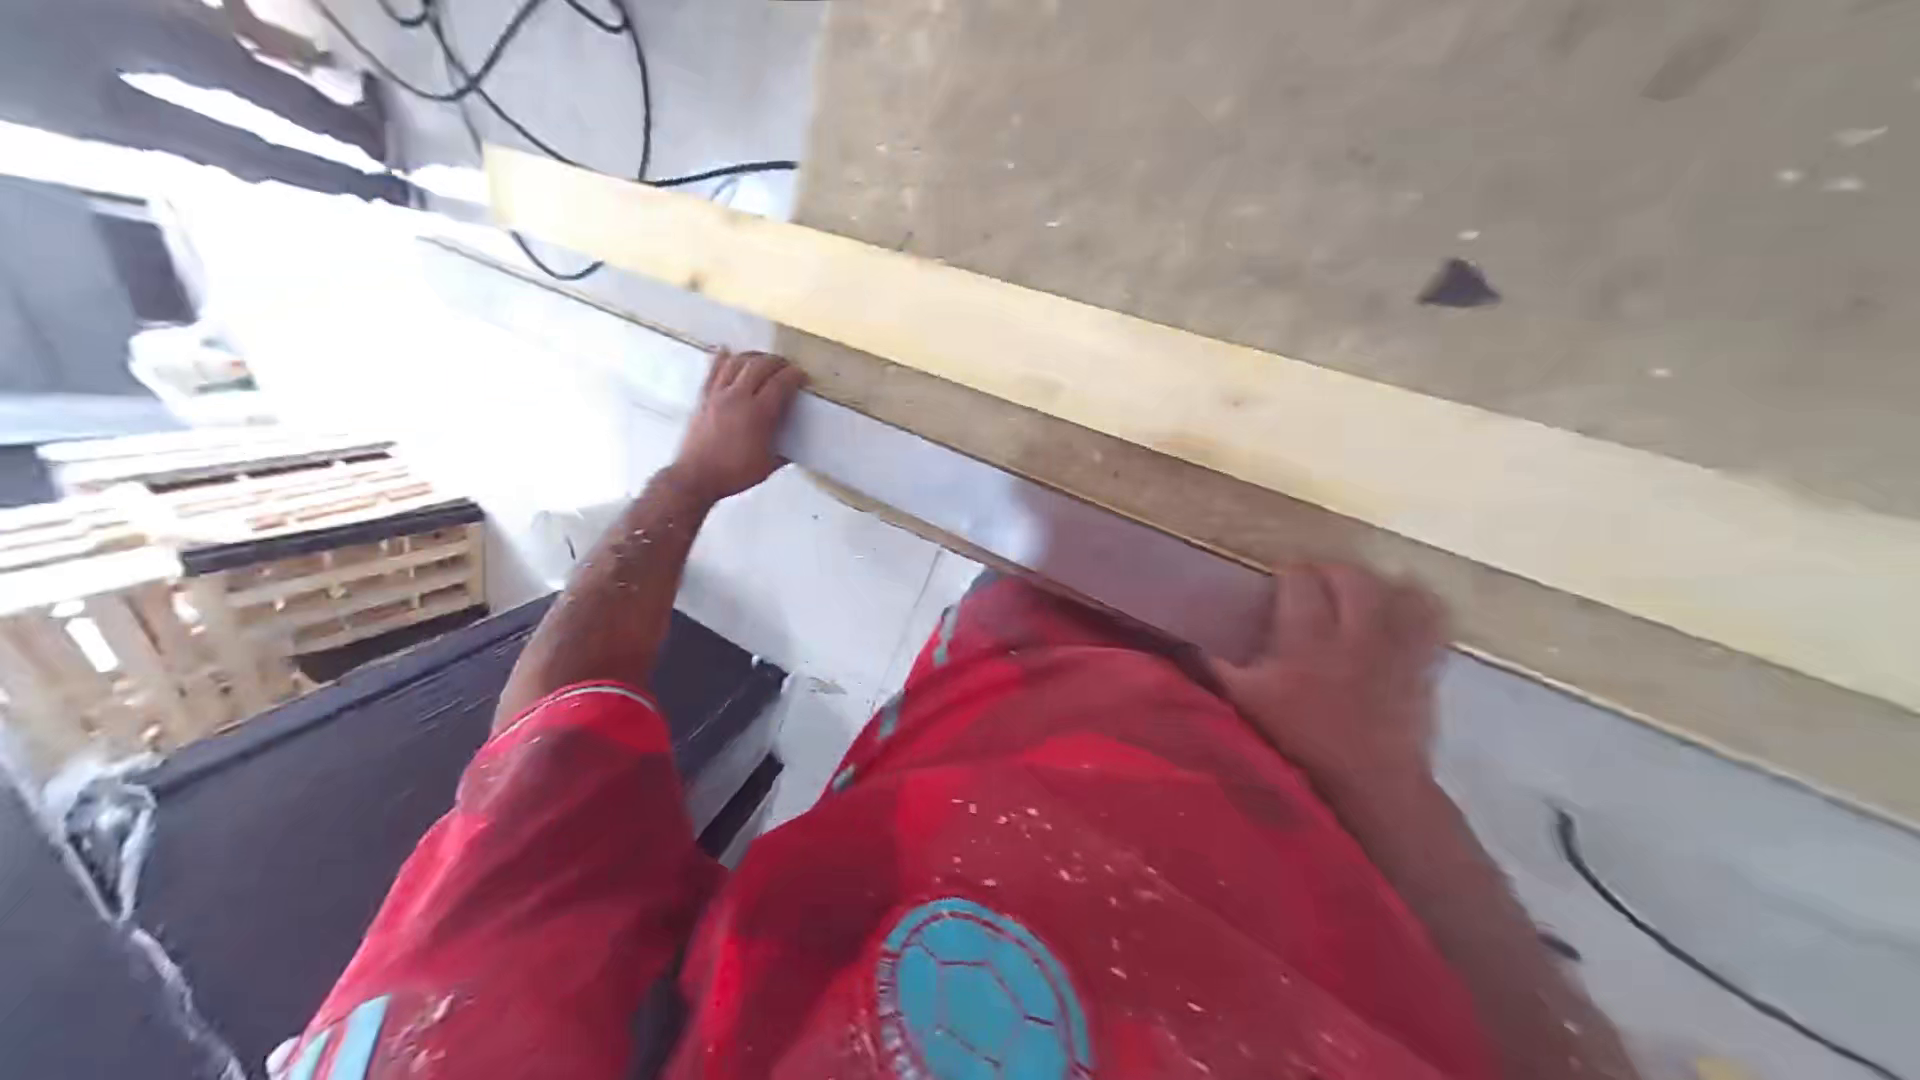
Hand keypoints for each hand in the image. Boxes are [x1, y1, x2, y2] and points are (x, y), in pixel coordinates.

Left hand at [668, 350, 806, 501]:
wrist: (696, 476)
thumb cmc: (733, 474)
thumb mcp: (768, 465)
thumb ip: (784, 451)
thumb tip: (793, 446)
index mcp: (758, 414)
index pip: (780, 383)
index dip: (794, 375)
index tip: (801, 375)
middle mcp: (738, 397)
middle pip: (759, 365)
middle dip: (776, 361)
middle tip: (785, 365)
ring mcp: (718, 395)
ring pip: (737, 362)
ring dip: (752, 356)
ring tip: (762, 358)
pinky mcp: (703, 397)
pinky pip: (713, 370)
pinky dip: (721, 357)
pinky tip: (726, 351)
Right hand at [1207, 562, 1445, 789]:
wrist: (1368, 780)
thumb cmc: (1301, 739)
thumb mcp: (1247, 703)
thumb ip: (1216, 668)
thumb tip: (1184, 643)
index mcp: (1306, 637)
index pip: (1299, 580)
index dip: (1288, 572)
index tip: (1278, 579)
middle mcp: (1353, 631)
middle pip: (1349, 575)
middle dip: (1329, 570)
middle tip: (1314, 582)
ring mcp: (1394, 644)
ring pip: (1392, 588)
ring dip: (1372, 582)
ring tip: (1356, 591)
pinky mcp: (1422, 660)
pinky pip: (1431, 616)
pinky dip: (1418, 602)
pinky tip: (1402, 605)